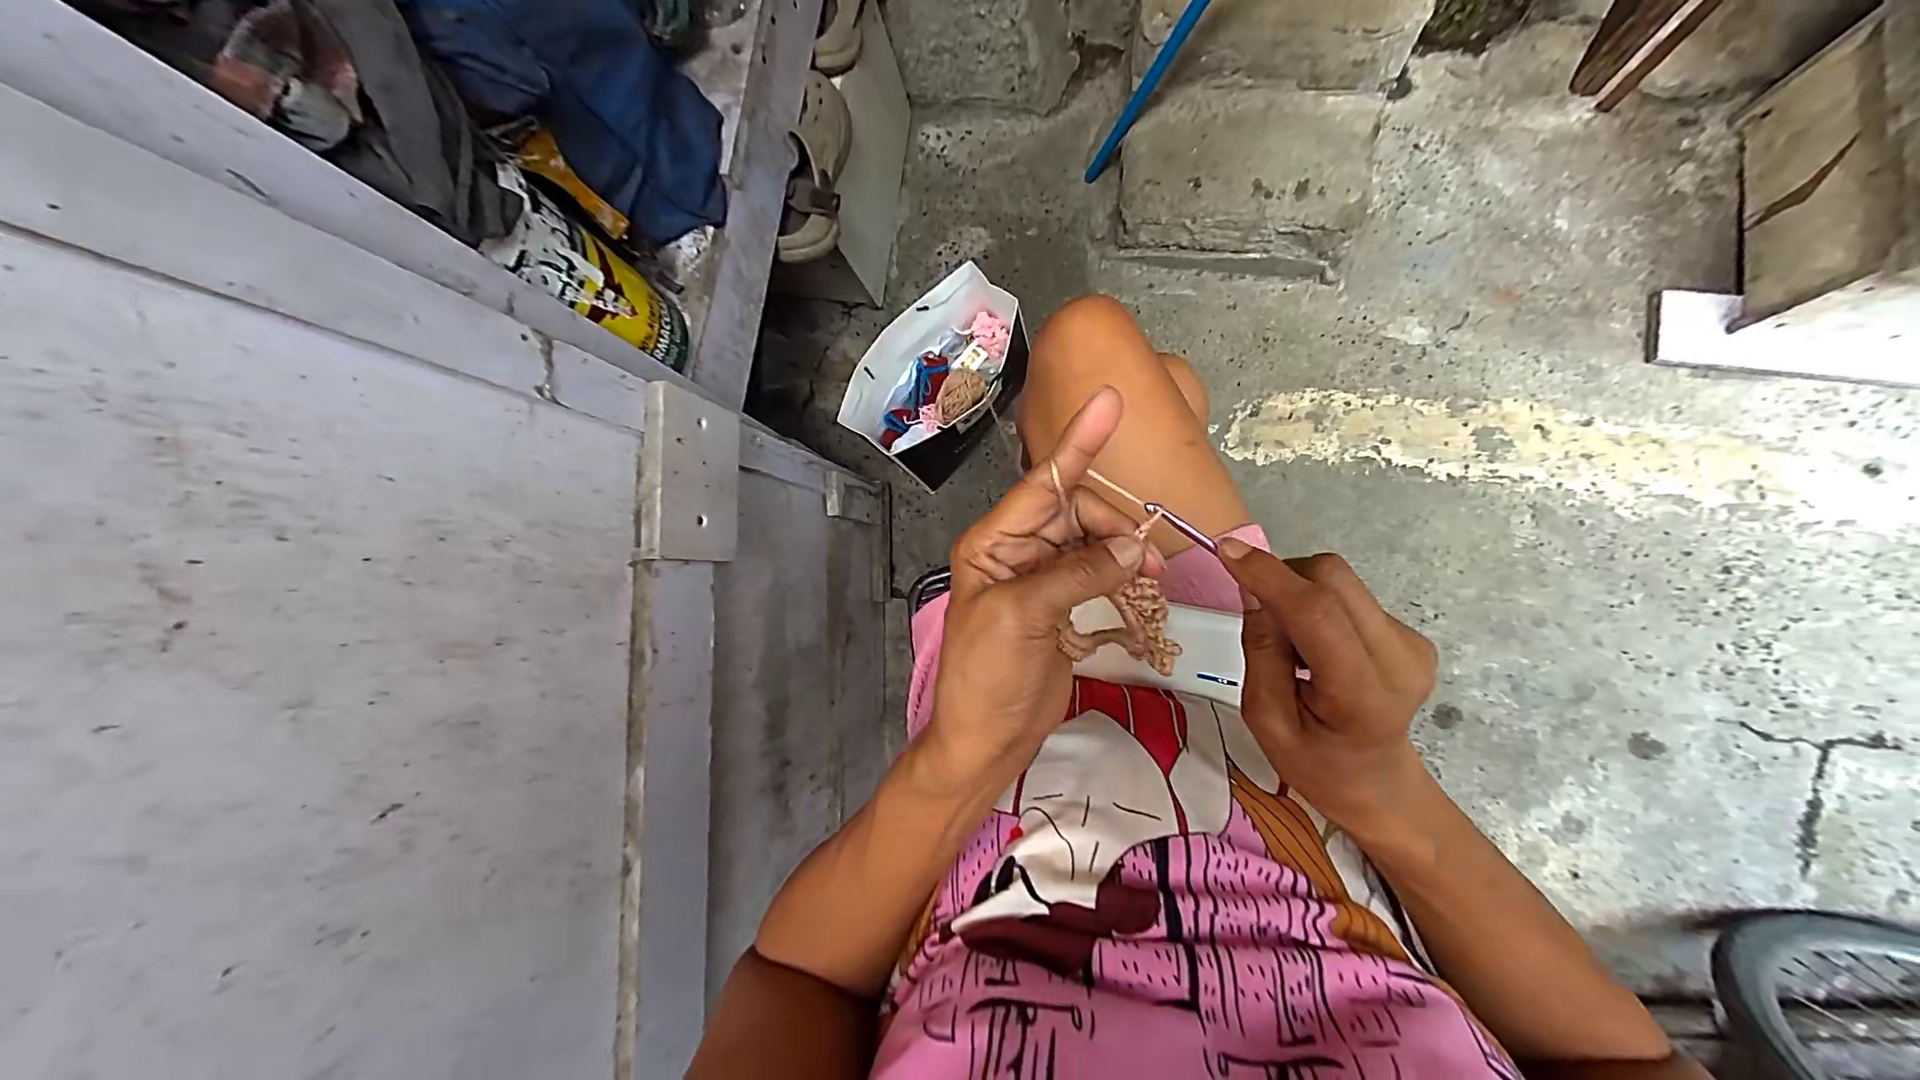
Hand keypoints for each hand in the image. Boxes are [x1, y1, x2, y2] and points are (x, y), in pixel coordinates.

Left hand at [927, 387, 1163, 786]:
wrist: (988, 738)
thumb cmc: (986, 677)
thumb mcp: (1024, 616)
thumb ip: (1077, 574)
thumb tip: (1134, 547)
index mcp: (991, 542)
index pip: (1041, 483)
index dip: (1077, 443)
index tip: (1109, 402)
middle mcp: (1015, 549)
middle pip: (1074, 507)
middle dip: (1112, 519)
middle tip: (1144, 550)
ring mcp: (1040, 575)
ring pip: (1091, 538)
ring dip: (1122, 546)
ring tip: (1149, 571)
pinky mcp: (1062, 601)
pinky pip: (1097, 569)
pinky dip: (1120, 569)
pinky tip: (1139, 580)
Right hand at [1218, 540, 1438, 838]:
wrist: (1375, 781)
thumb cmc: (1313, 761)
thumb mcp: (1265, 718)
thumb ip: (1261, 651)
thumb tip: (1252, 590)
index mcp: (1362, 694)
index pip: (1316, 613)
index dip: (1269, 575)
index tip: (1227, 552)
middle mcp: (1400, 658)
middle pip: (1331, 578)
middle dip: (1281, 579)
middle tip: (1258, 616)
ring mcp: (1411, 643)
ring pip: (1339, 580)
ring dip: (1298, 594)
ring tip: (1291, 645)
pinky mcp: (1409, 633)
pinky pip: (1347, 594)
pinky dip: (1316, 606)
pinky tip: (1314, 647)